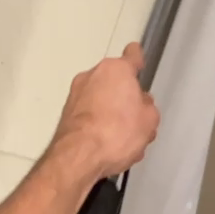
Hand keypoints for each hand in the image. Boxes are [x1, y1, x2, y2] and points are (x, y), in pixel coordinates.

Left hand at [48, 43, 159, 180]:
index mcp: (115, 69)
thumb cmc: (114, 134)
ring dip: (110, 117)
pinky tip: (107, 148)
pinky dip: (97, 129)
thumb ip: (147, 107)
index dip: (138, 62)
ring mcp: (75, 97)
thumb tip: (139, 107)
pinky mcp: (65, 117)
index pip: (132, 55)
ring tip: (122, 141)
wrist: (79, 158)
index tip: (139, 64)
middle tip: (135, 119)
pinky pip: (88, 119)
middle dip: (124, 100)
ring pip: (100, 103)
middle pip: (114, 84)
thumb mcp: (149, 119)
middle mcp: (90, 77)